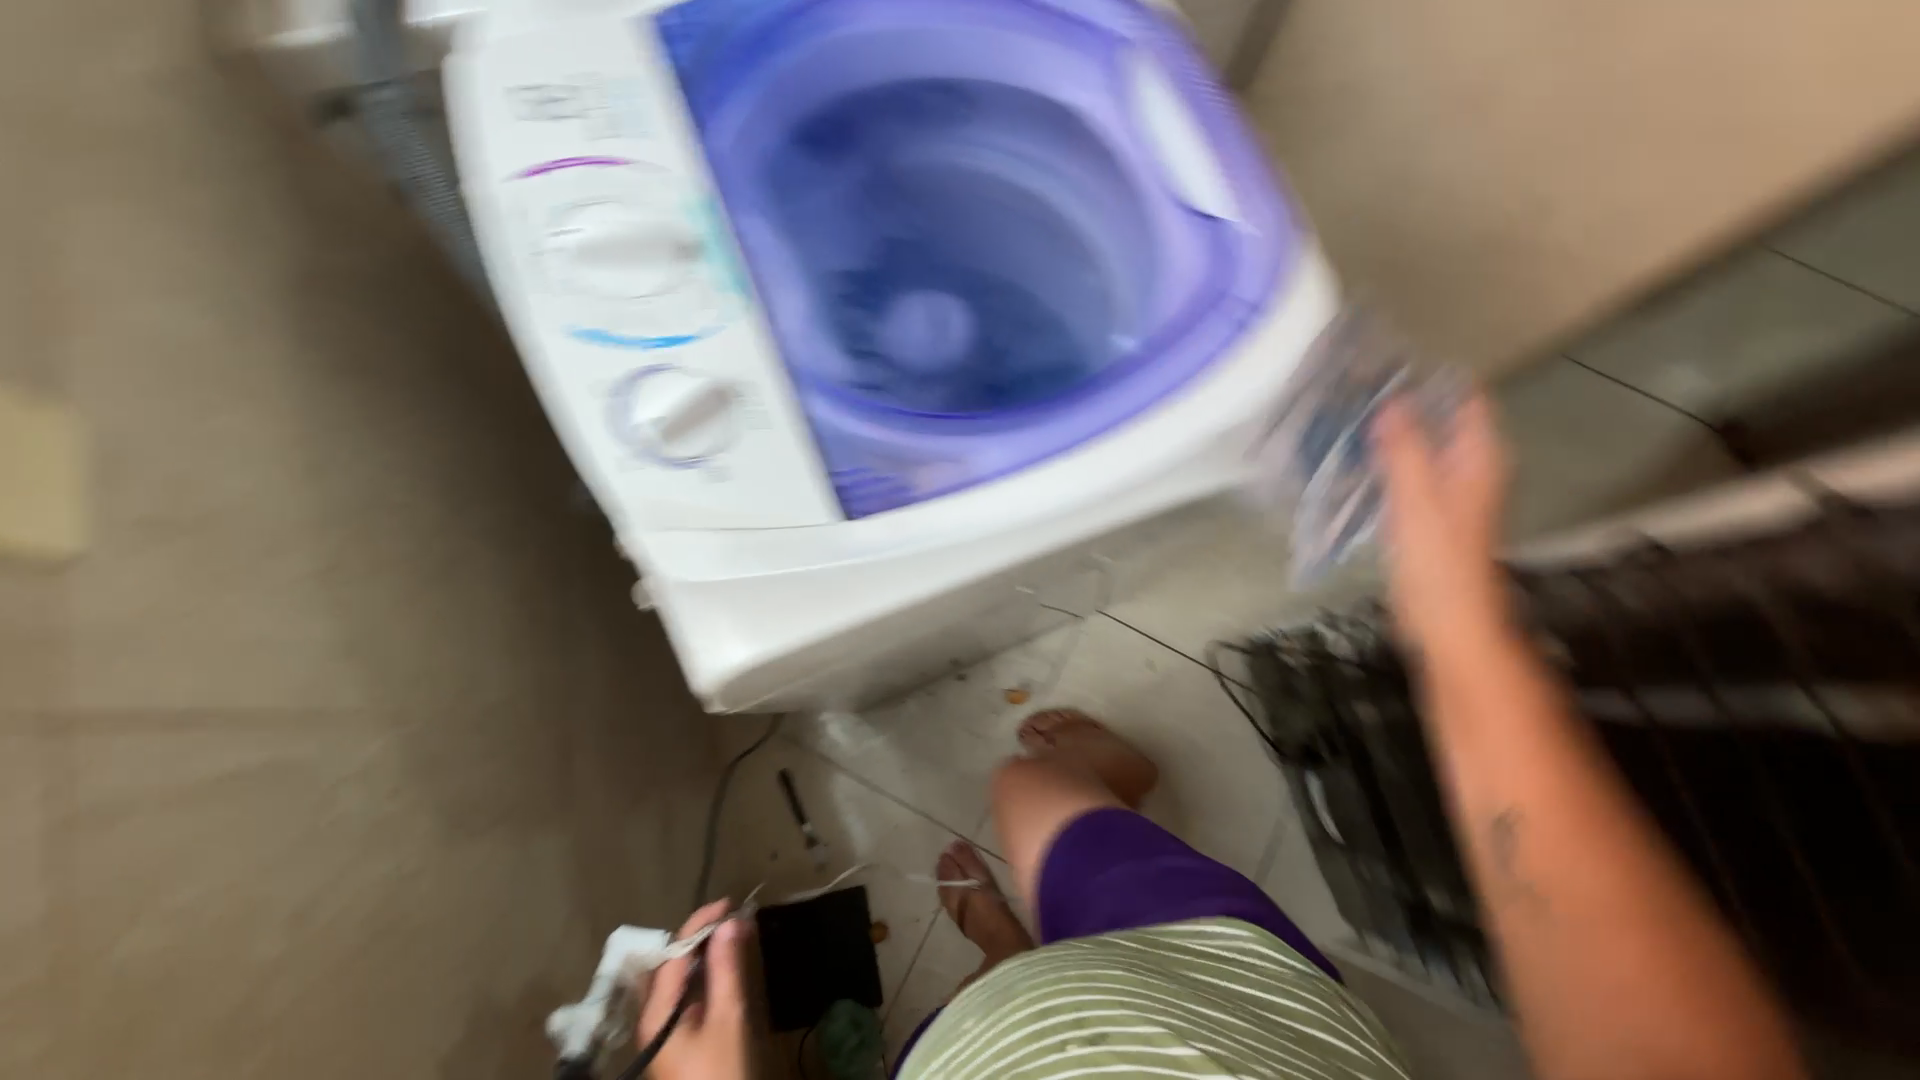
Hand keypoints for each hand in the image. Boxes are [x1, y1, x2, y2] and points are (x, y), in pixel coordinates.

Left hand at [639, 900, 753, 1079]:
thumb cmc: (722, 1071)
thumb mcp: (729, 1018)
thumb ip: (728, 968)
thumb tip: (731, 921)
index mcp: (657, 1013)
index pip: (673, 955)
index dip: (700, 924)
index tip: (729, 903)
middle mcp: (655, 1020)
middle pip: (674, 967)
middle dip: (703, 938)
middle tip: (735, 917)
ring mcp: (667, 1034)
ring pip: (683, 982)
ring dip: (708, 956)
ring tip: (735, 934)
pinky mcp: (681, 1044)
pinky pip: (690, 998)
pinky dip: (710, 977)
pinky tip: (729, 970)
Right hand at [1372, 392, 1512, 652]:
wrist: (1446, 619)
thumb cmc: (1437, 560)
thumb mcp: (1417, 499)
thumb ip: (1405, 448)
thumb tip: (1390, 401)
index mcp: (1479, 458)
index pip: (1465, 398)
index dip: (1432, 377)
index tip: (1387, 361)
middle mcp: (1469, 468)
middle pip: (1440, 419)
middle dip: (1403, 402)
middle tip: (1354, 385)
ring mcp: (1448, 492)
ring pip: (1420, 446)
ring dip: (1390, 432)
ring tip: (1346, 414)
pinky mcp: (1426, 515)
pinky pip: (1405, 474)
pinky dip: (1383, 461)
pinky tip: (1351, 459)